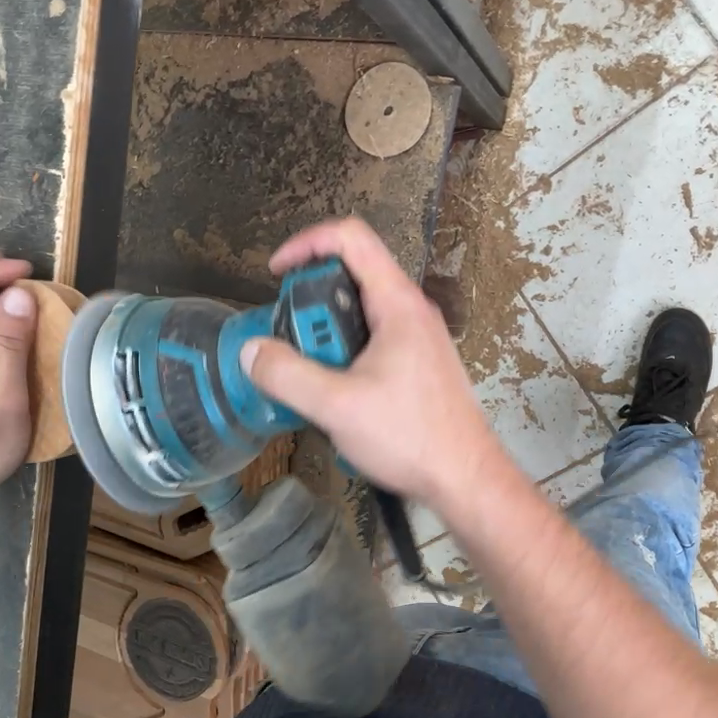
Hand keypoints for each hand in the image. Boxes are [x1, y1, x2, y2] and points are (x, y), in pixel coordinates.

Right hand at [239, 217, 503, 506]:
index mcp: (398, 304)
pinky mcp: (419, 363)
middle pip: (352, 276)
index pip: (351, 238)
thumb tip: (252, 352)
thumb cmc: (411, 437)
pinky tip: (335, 393)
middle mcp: (411, 311)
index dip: (307, 243)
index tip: (276, 273)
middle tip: (291, 342)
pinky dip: (345, 353)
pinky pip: (373, 340)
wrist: (466, 479)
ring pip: (360, 312)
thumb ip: (288, 375)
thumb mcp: (337, 407)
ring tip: (309, 374)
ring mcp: (418, 337)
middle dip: (311, 303)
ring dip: (326, 334)